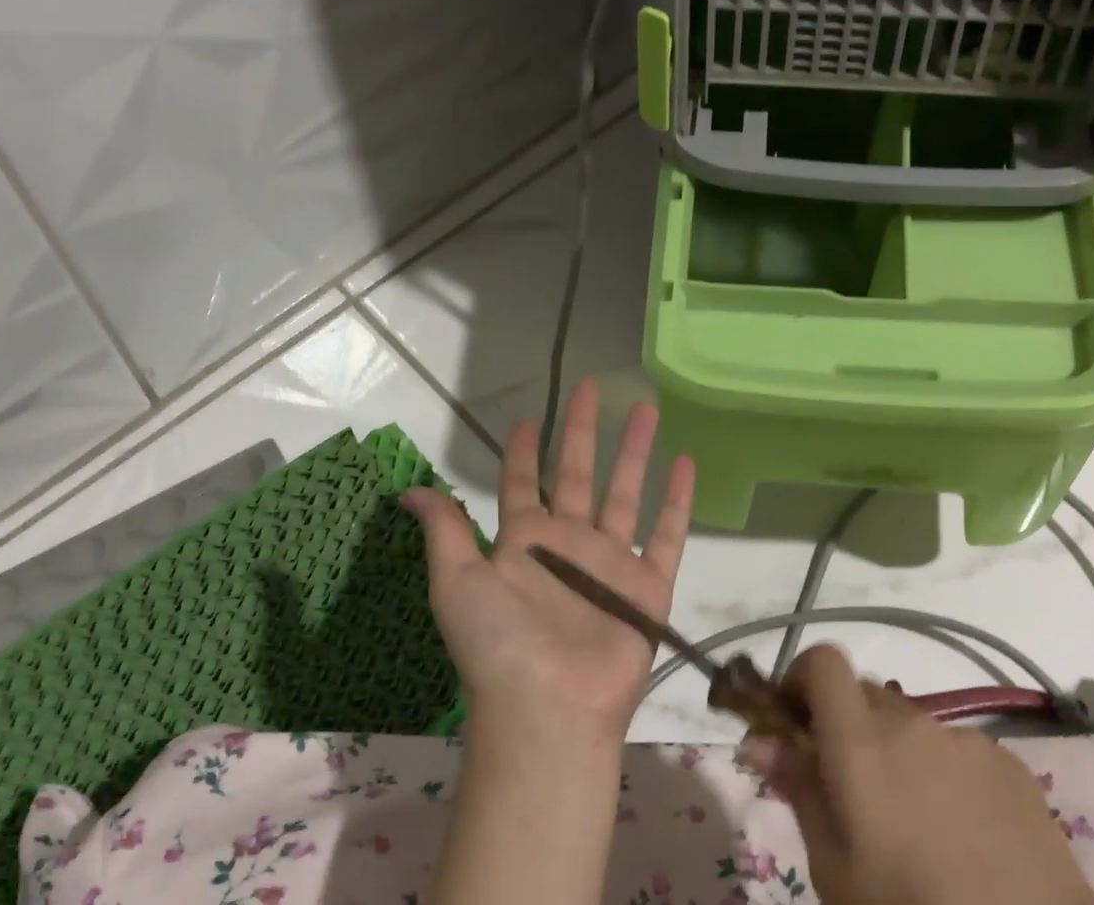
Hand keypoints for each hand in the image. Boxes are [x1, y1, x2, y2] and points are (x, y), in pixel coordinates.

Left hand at [404, 377, 695, 746]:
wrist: (550, 707)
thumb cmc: (498, 643)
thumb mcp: (456, 581)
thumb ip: (444, 531)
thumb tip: (409, 490)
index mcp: (522, 540)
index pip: (523, 481)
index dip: (524, 450)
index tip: (530, 416)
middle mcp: (567, 543)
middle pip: (577, 473)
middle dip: (584, 431)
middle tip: (594, 386)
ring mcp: (610, 562)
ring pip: (625, 493)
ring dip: (635, 452)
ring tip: (647, 409)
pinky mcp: (647, 584)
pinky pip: (665, 534)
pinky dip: (676, 500)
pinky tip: (684, 462)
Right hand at [745, 646, 1093, 904]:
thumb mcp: (834, 866)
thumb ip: (798, 791)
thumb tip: (760, 741)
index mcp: (860, 741)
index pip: (824, 662)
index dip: (802, 679)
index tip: (793, 721)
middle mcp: (911, 723)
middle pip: (864, 695)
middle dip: (845, 726)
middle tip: (847, 788)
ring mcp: (964, 739)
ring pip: (910, 725)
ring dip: (895, 753)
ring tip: (910, 821)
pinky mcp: (1007, 762)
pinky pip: (955, 749)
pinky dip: (941, 772)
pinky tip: (959, 831)